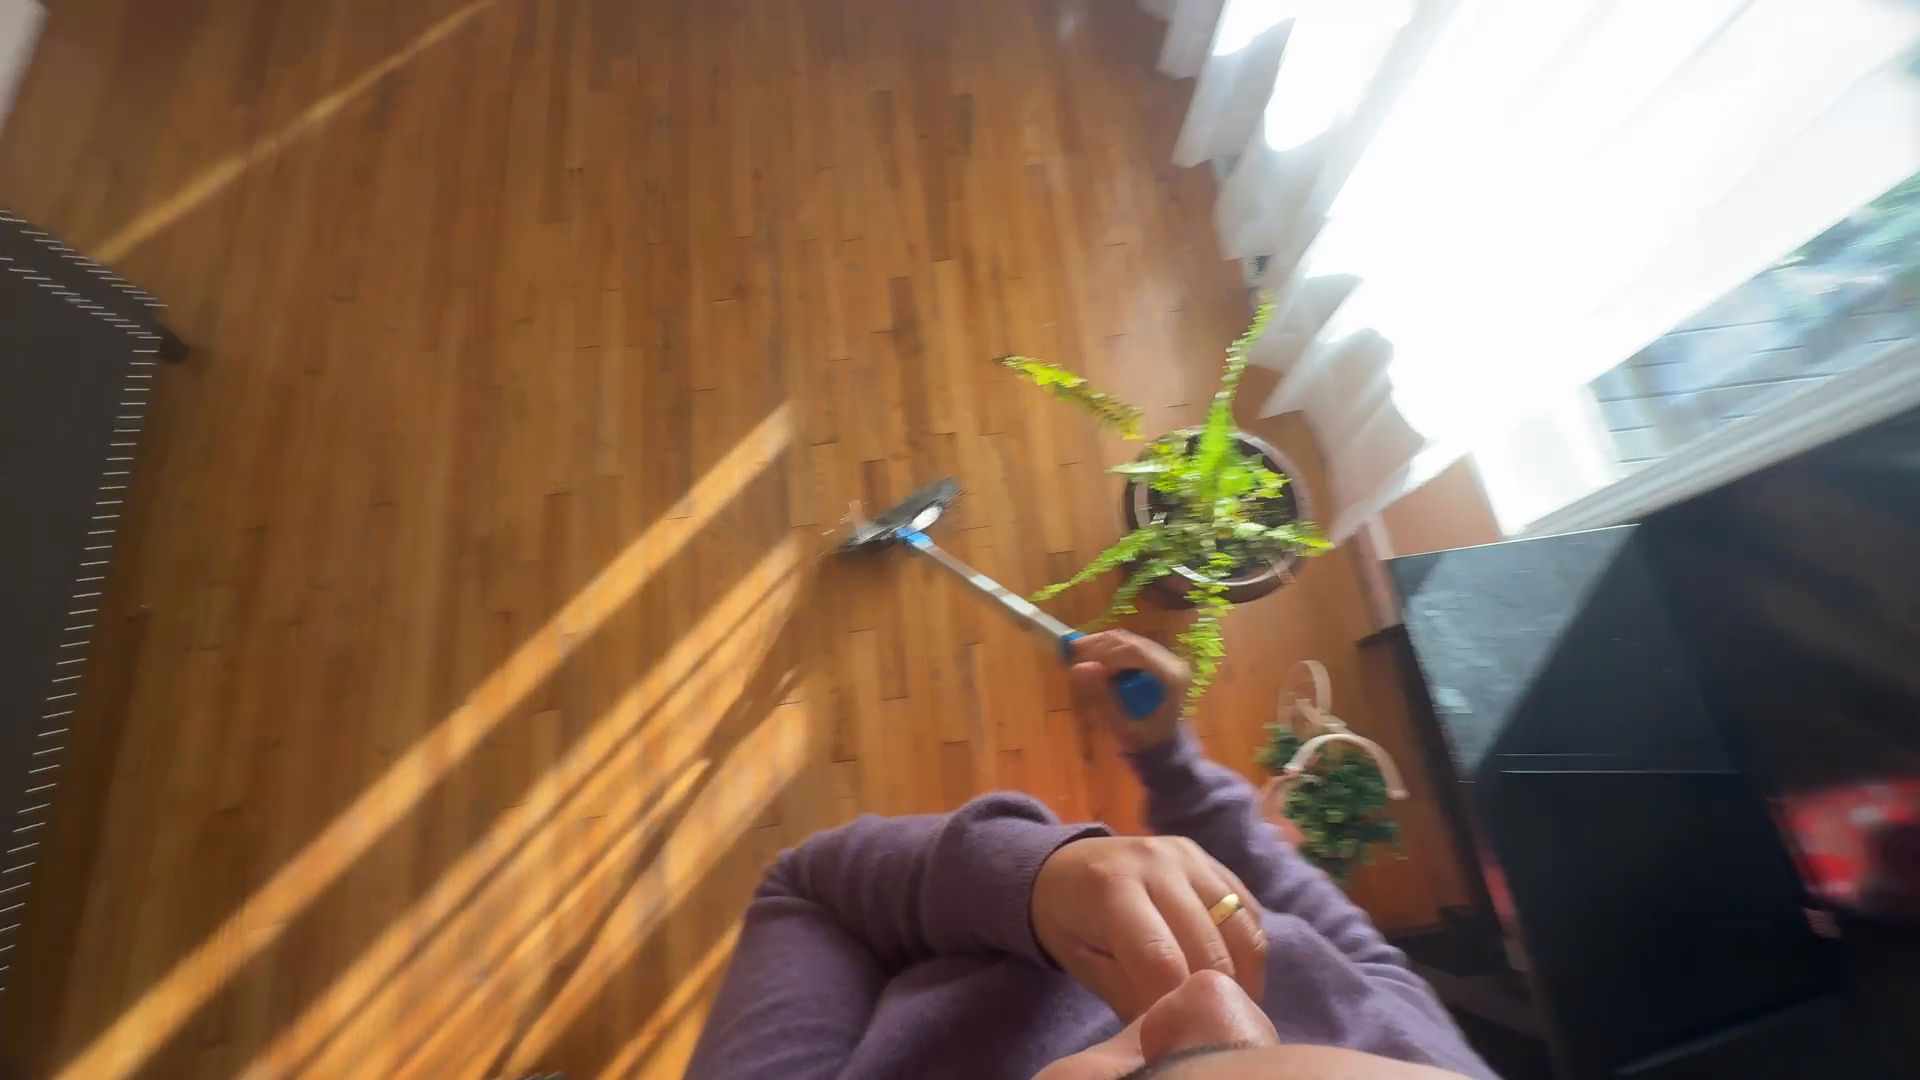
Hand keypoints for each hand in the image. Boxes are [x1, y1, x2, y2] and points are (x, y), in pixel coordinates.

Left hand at [1031, 835, 1265, 1022]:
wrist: (1063, 867)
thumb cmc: (1069, 922)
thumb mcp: (1083, 963)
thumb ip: (1129, 996)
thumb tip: (1178, 1033)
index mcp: (1113, 886)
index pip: (1162, 962)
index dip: (1175, 1009)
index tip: (1175, 1034)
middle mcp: (1155, 862)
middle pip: (1209, 948)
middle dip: (1210, 999)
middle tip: (1205, 1028)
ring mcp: (1187, 855)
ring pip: (1241, 929)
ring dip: (1242, 978)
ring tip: (1223, 1005)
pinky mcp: (1208, 858)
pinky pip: (1248, 910)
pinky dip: (1247, 948)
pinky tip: (1229, 972)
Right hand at [1067, 630, 1189, 750]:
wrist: (1162, 743)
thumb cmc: (1143, 738)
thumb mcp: (1121, 725)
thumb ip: (1101, 697)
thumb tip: (1078, 667)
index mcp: (1171, 677)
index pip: (1134, 651)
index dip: (1103, 651)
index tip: (1078, 660)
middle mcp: (1173, 662)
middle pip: (1130, 642)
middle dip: (1098, 645)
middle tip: (1070, 653)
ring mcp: (1167, 657)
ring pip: (1128, 639)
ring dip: (1100, 644)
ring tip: (1076, 654)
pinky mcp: (1157, 657)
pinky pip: (1128, 644)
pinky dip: (1107, 647)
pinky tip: (1090, 656)